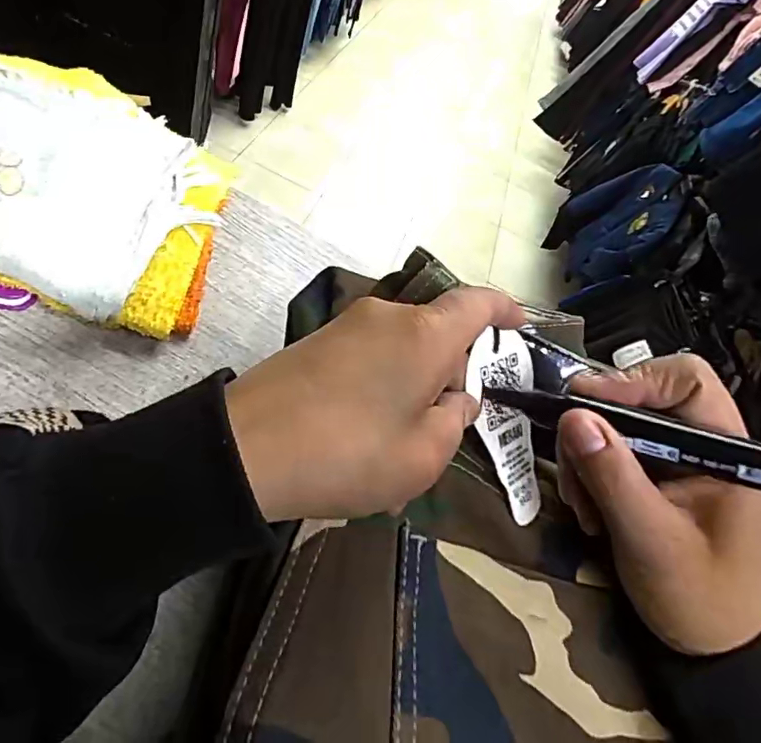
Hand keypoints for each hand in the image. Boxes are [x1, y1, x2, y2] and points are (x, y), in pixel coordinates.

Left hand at [225, 287, 522, 520]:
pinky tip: (365, 431)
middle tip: (448, 419)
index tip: (519, 326)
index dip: (505, 309)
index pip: (478, 302)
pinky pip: (370, 355)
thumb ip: (453, 422)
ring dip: (415, 381)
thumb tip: (456, 399)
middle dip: (453, 368)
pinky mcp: (319, 341)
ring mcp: (349, 325)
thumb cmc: (348, 453)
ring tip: (400, 439)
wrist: (241, 452)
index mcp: (425, 334)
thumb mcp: (421, 457)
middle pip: (439, 330)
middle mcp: (390, 316)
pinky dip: (383, 382)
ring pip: (404, 346)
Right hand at [555, 354, 760, 655]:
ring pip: (622, 422)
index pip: (687, 378)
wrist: (713, 652)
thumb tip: (575, 416)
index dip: (637, 380)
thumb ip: (614, 476)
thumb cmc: (700, 598)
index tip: (588, 404)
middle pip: (644, 396)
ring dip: (591, 454)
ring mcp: (678, 457)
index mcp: (724, 446)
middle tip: (574, 463)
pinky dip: (595, 472)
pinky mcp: (657, 473)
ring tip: (583, 502)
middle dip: (602, 427)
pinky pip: (616, 449)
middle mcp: (702, 440)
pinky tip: (592, 509)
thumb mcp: (652, 540)